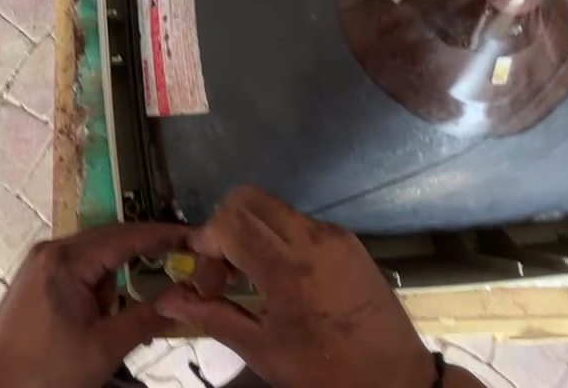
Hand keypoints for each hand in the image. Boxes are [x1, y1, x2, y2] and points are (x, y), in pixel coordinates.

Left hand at [0, 221, 191, 387]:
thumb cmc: (47, 373)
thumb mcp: (103, 349)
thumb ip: (144, 318)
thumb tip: (183, 298)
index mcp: (66, 260)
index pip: (123, 237)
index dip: (159, 234)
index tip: (190, 234)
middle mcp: (51, 250)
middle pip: (108, 239)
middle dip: (142, 250)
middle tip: (179, 256)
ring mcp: (40, 262)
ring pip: (93, 254)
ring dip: (118, 271)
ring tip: (144, 292)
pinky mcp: (34, 279)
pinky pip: (77, 267)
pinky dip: (99, 282)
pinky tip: (110, 306)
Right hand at [154, 186, 437, 387]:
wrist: (400, 385)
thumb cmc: (326, 375)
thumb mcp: (264, 352)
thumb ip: (213, 316)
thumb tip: (167, 300)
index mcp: (287, 269)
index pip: (229, 222)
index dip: (206, 240)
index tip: (203, 272)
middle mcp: (310, 239)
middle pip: (247, 199)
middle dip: (224, 224)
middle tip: (223, 266)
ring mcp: (332, 235)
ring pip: (272, 207)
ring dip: (251, 229)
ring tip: (250, 273)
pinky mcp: (348, 239)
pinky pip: (299, 221)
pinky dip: (279, 236)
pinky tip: (282, 275)